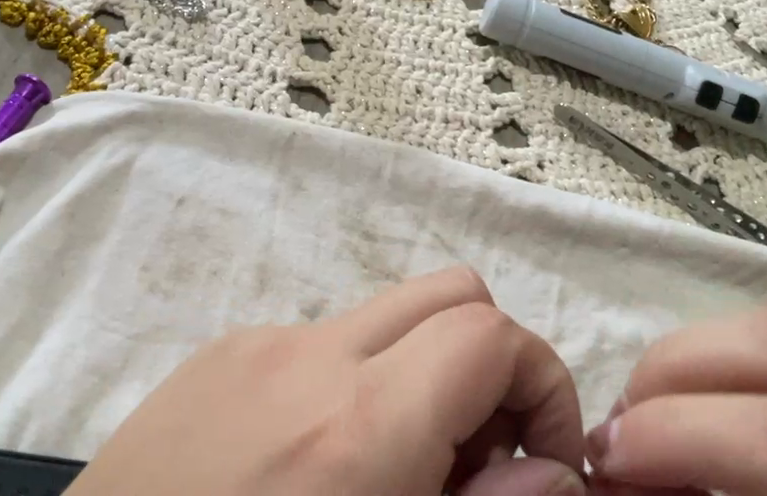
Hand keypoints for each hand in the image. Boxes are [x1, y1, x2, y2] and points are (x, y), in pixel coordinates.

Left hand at [70, 266, 587, 495]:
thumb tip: (554, 474)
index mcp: (358, 424)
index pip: (491, 333)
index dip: (544, 385)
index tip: (545, 465)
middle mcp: (307, 356)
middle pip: (449, 292)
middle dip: (491, 365)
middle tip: (479, 461)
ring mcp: (253, 346)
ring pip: (382, 318)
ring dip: (419, 376)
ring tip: (392, 473)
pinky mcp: (212, 359)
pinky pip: (314, 343)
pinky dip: (350, 385)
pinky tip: (313, 469)